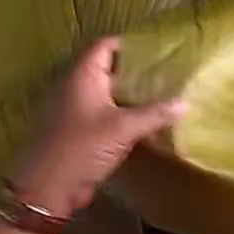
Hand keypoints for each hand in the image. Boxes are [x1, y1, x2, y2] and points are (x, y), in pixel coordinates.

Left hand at [8, 37, 185, 218]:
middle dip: (137, 71)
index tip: (158, 48)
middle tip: (168, 72)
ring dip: (133, 96)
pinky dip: (125, 115)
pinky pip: (106, 115)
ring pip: (109, 94)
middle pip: (109, 69)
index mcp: (82, 76)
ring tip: (164, 95)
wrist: (47, 190)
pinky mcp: (80, 132)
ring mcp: (76, 110)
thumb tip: (185, 103)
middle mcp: (77, 88)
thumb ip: (155, 114)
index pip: (105, 45)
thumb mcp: (123, 128)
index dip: (130, 43)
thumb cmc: (81, 148)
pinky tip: (147, 123)